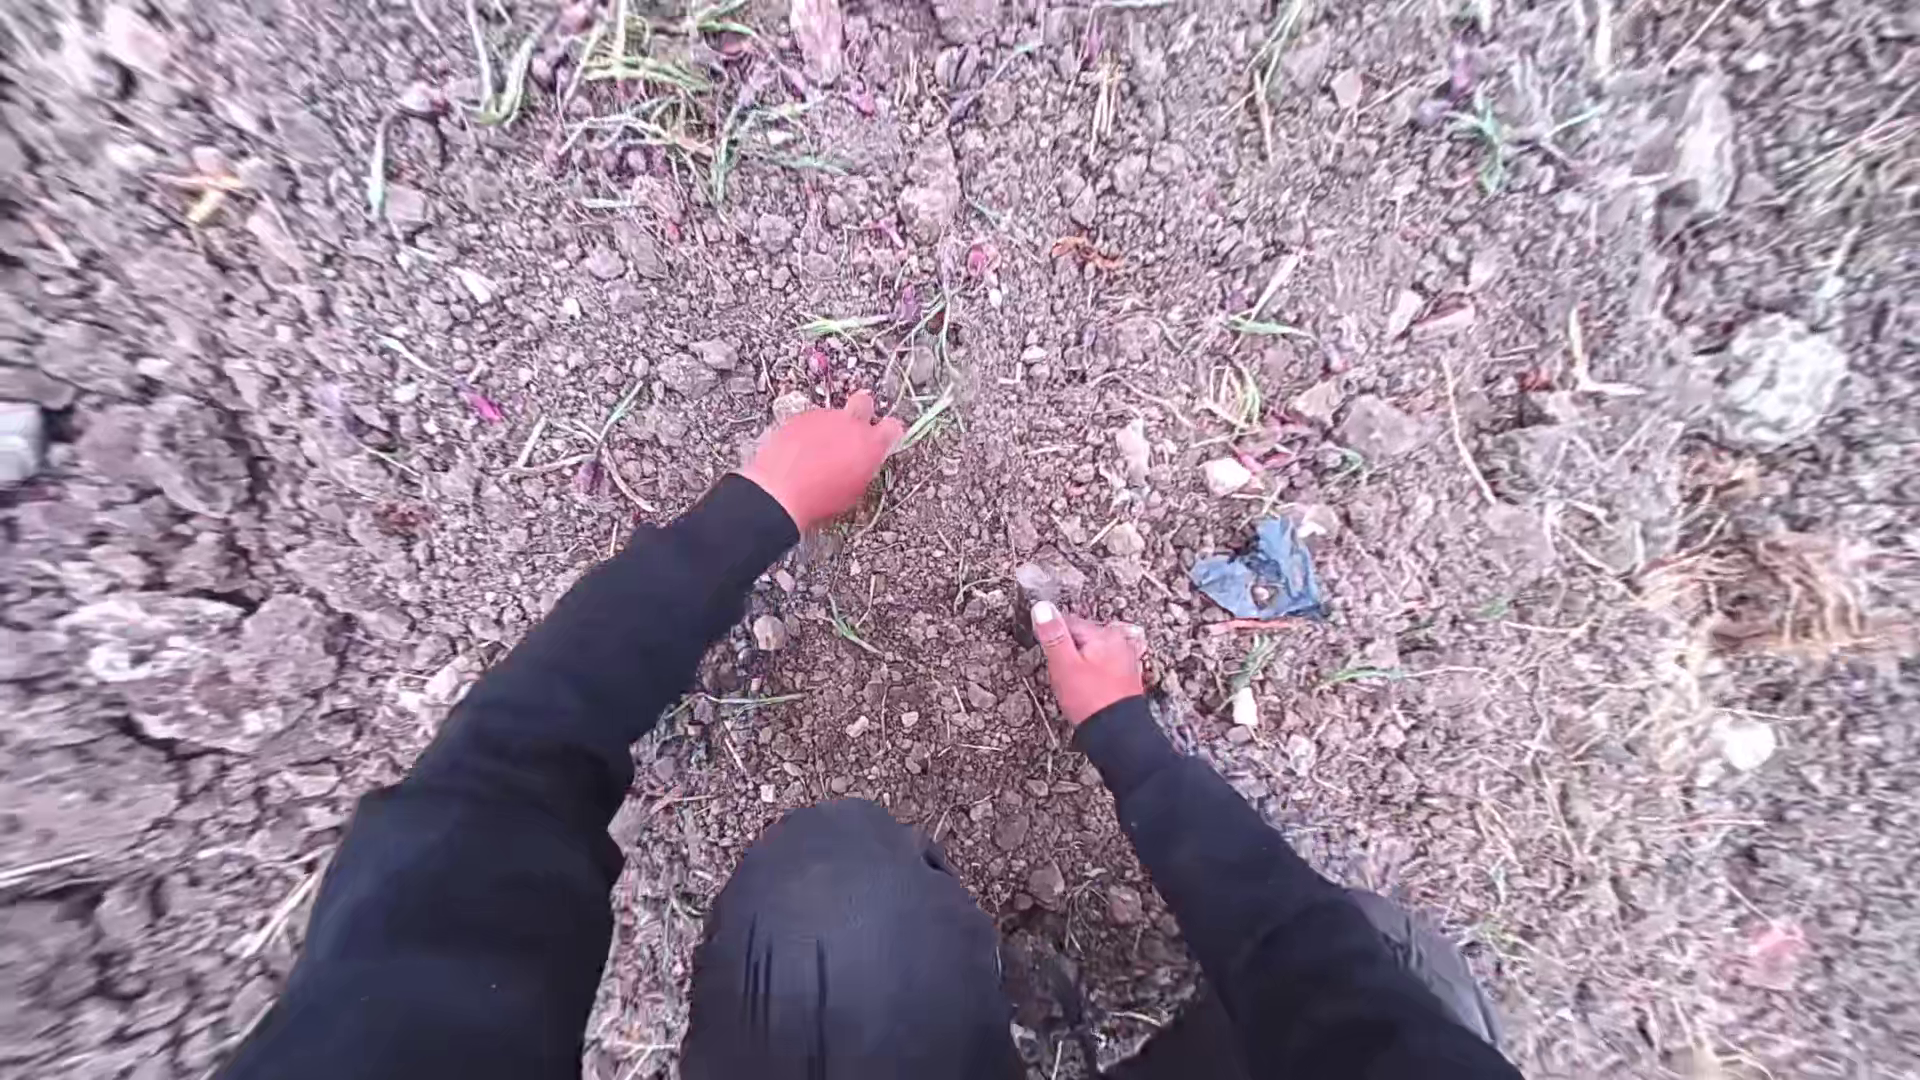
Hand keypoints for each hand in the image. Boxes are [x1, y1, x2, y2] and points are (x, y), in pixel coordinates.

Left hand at [738, 390, 903, 531]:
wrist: (780, 492)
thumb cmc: (819, 497)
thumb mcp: (855, 488)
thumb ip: (865, 464)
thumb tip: (864, 460)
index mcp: (871, 443)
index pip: (892, 426)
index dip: (889, 432)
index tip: (884, 438)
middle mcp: (850, 424)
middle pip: (864, 402)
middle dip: (863, 410)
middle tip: (855, 428)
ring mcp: (824, 417)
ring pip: (833, 414)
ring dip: (830, 427)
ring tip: (820, 451)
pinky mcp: (800, 417)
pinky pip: (810, 419)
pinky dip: (809, 431)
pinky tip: (802, 450)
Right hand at [1031, 601, 1146, 725]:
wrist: (1119, 736)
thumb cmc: (1092, 701)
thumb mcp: (1064, 665)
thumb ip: (1053, 635)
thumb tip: (1042, 607)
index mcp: (1105, 635)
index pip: (1068, 623)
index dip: (1053, 639)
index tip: (1048, 655)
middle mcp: (1118, 643)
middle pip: (1080, 638)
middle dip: (1066, 653)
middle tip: (1061, 675)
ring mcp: (1123, 661)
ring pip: (1089, 654)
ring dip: (1077, 666)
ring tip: (1073, 686)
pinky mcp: (1124, 678)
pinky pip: (1099, 668)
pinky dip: (1089, 676)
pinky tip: (1085, 692)